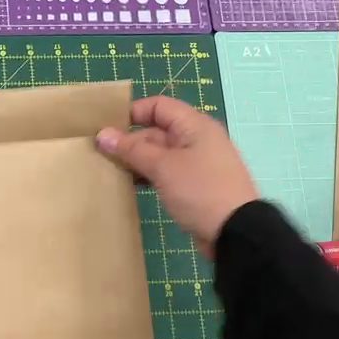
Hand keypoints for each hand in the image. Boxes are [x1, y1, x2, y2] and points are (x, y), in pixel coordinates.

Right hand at [96, 96, 258, 255]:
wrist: (236, 232)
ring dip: (137, 160)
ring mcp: (197, 163)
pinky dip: (149, 175)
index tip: (107, 128)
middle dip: (130, 140)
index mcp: (195, 126)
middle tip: (102, 155)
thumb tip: (102, 134)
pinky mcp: (195, 184)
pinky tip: (131, 185)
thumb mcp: (163, 167)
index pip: (159, 106)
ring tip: (111, 170)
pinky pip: (167, 172)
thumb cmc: (200, 190)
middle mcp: (197, 139)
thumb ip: (132, 149)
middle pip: (157, 130)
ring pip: (160, 153)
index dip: (133, 112)